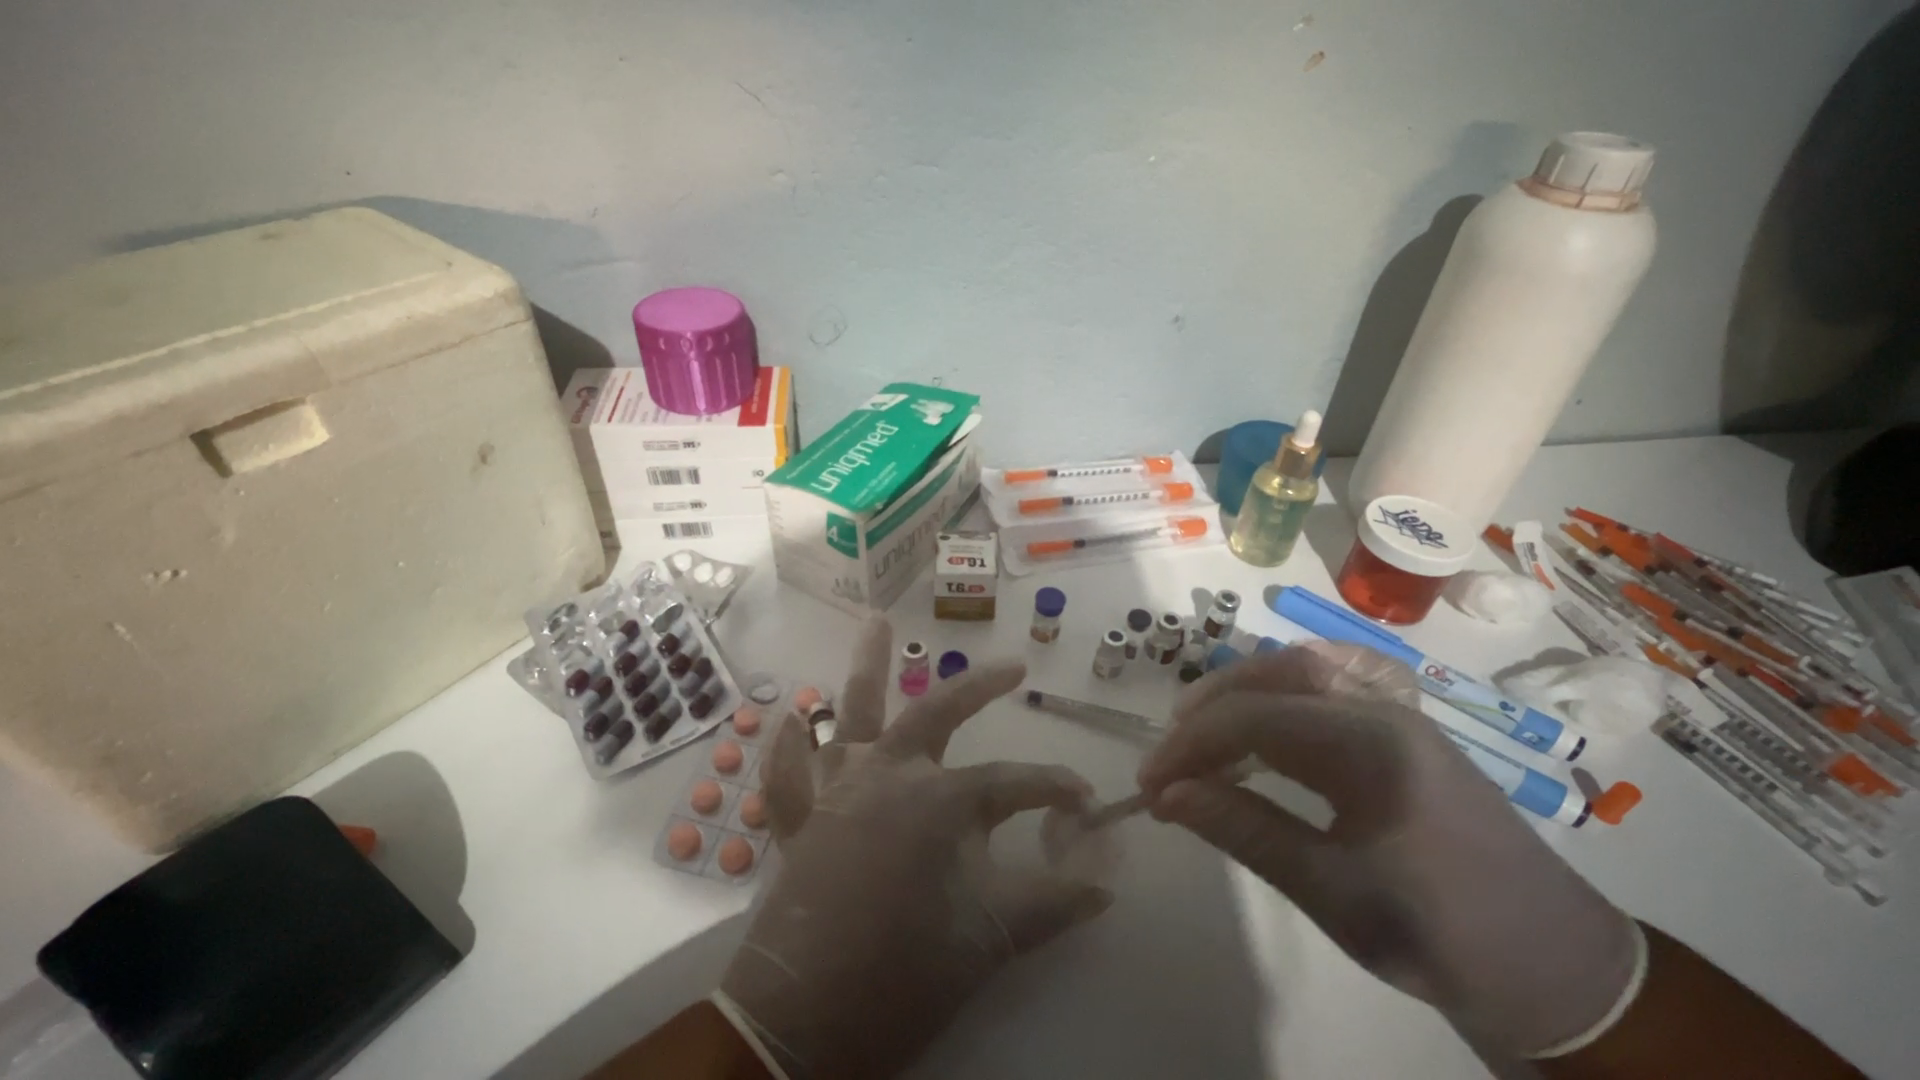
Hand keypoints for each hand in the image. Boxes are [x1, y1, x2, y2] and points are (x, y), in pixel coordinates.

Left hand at [717, 617, 1113, 1078]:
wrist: (803, 1022)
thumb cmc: (905, 974)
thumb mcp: (993, 938)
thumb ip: (1053, 901)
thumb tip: (1108, 882)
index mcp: (941, 800)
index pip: (1015, 783)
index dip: (1055, 791)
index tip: (1088, 805)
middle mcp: (888, 778)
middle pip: (936, 713)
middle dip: (978, 686)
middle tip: (1011, 665)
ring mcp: (838, 794)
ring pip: (851, 716)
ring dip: (865, 669)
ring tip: (875, 620)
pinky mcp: (801, 823)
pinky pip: (790, 775)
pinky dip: (792, 747)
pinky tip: (794, 718)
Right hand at [1138, 642, 1638, 1056]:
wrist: (1553, 964)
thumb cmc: (1439, 934)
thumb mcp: (1331, 893)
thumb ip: (1244, 830)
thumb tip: (1167, 794)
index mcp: (1371, 748)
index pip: (1254, 718)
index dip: (1189, 746)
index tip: (1148, 786)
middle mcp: (1387, 711)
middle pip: (1279, 672)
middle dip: (1211, 703)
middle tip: (1170, 753)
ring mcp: (1404, 714)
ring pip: (1307, 666)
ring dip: (1246, 689)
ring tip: (1204, 730)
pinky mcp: (1409, 730)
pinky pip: (1335, 682)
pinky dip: (1284, 691)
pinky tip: (1266, 722)